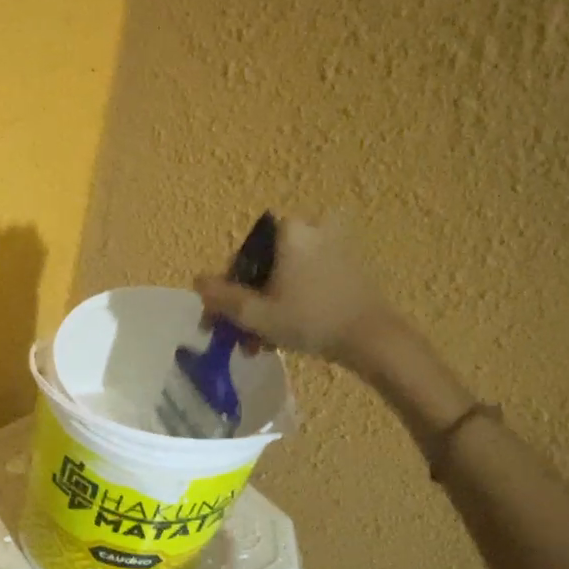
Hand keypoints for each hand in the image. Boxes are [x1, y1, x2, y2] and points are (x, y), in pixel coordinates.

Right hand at [194, 217, 401, 365]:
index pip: (243, 255)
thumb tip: (197, 281)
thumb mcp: (255, 314)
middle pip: (265, 266)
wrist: (370, 336)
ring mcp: (336, 244)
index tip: (220, 318)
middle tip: (241, 334)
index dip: (227, 288)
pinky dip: (293, 299)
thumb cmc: (309, 320)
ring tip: (262, 341)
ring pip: (286, 275)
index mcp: (290, 231)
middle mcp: (314, 227)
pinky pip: (308, 277)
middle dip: (250, 301)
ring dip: (269, 305)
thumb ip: (222, 297)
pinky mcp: (350, 263)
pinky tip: (287, 329)